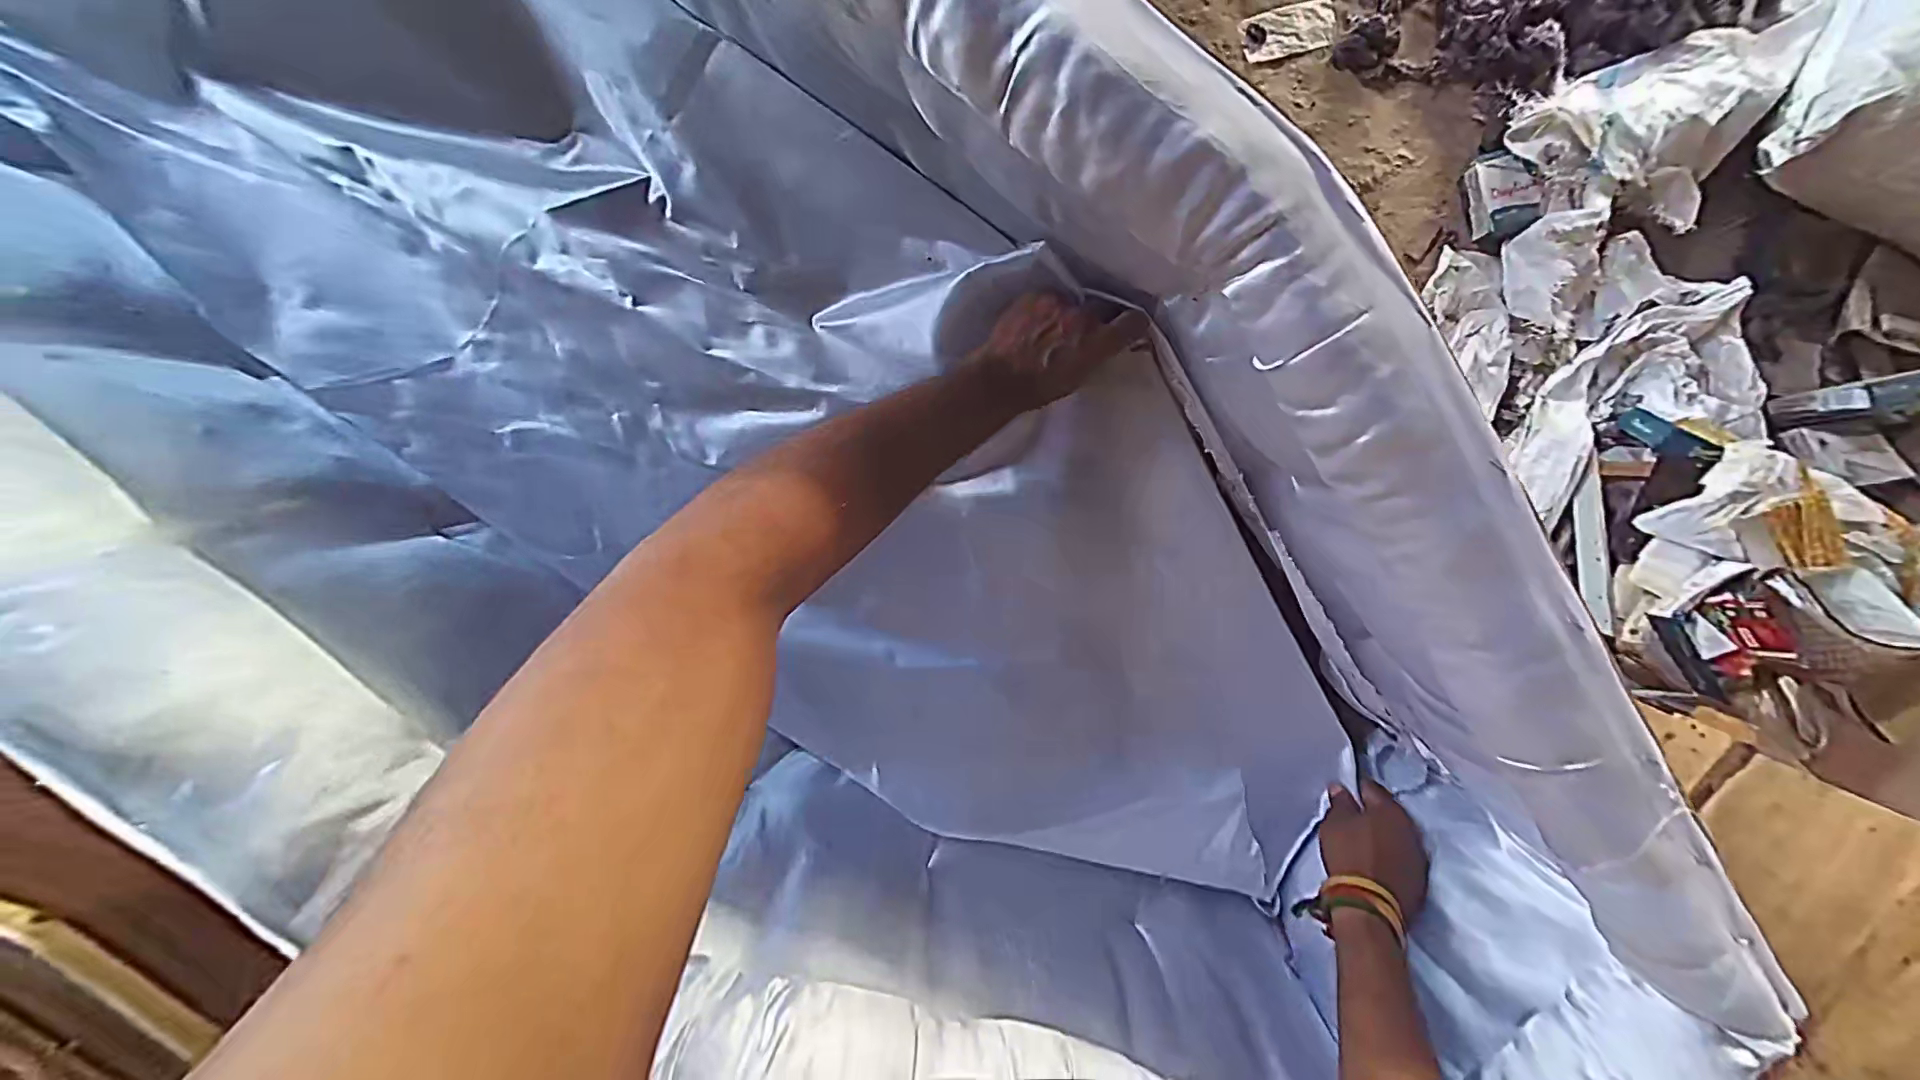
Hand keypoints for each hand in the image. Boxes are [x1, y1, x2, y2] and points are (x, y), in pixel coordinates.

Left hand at [969, 292, 1150, 410]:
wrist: (998, 378)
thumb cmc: (1039, 388)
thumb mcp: (1080, 378)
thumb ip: (1098, 355)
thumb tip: (1108, 344)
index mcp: (1098, 341)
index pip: (1133, 320)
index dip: (1134, 324)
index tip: (1131, 327)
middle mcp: (1083, 315)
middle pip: (1104, 306)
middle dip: (1102, 316)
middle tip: (1090, 330)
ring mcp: (1058, 302)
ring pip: (1076, 300)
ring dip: (1072, 311)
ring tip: (1058, 326)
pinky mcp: (1036, 295)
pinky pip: (1051, 297)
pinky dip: (1049, 308)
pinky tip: (1039, 322)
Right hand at [1320, 779, 1428, 923]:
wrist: (1369, 904)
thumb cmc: (1348, 854)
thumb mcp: (1334, 823)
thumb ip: (1341, 803)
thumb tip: (1342, 789)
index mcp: (1389, 810)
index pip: (1372, 788)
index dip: (1357, 786)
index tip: (1347, 790)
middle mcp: (1410, 828)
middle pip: (1389, 811)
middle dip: (1374, 811)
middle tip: (1355, 814)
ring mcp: (1419, 855)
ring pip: (1399, 834)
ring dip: (1385, 833)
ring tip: (1366, 837)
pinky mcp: (1420, 879)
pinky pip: (1404, 856)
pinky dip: (1392, 853)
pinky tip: (1379, 857)